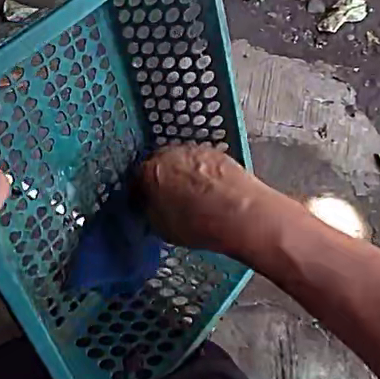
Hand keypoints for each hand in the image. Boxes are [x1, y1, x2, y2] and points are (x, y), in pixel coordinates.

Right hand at [139, 145, 280, 257]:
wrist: (243, 215)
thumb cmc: (200, 224)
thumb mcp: (162, 227)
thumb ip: (150, 212)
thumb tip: (150, 208)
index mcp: (148, 172)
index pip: (136, 180)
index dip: (141, 193)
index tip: (146, 204)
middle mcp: (168, 154)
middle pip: (159, 165)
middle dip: (163, 180)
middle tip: (171, 200)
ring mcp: (194, 151)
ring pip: (182, 162)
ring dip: (184, 175)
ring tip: (195, 198)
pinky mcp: (218, 153)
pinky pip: (203, 164)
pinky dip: (205, 175)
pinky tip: (213, 193)